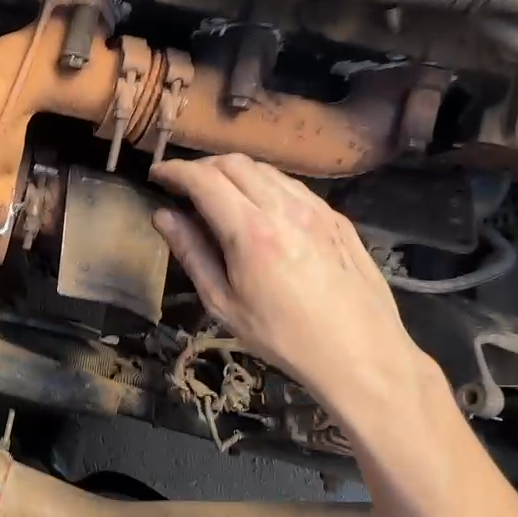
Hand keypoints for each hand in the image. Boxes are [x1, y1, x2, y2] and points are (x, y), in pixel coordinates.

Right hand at [150, 155, 433, 423]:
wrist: (361, 354)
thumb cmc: (283, 337)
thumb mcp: (223, 303)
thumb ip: (192, 253)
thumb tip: (163, 217)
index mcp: (251, 232)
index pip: (203, 179)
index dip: (174, 170)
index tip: (156, 174)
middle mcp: (284, 208)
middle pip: (233, 163)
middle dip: (200, 166)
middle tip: (181, 186)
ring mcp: (315, 209)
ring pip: (264, 168)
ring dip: (232, 171)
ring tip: (216, 193)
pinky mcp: (335, 217)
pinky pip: (291, 184)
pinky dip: (262, 183)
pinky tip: (256, 207)